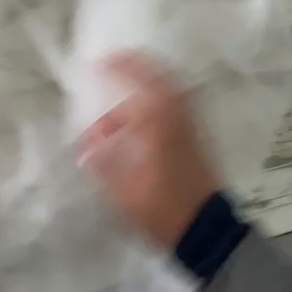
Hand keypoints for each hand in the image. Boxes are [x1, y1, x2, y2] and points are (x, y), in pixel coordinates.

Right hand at [77, 51, 223, 248]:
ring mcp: (192, 121)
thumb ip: (103, 164)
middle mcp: (177, 113)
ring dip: (148, 75)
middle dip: (134, 64)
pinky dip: (163, 89)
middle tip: (112, 62)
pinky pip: (180, 96)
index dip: (116, 69)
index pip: (135, 83)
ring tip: (128, 77)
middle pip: (157, 74)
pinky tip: (150, 101)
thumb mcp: (124, 193)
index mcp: (157, 123)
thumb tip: (85, 147)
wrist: (207, 228)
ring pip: (170, 84)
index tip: (97, 65)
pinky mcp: (200, 132)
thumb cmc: (163, 209)